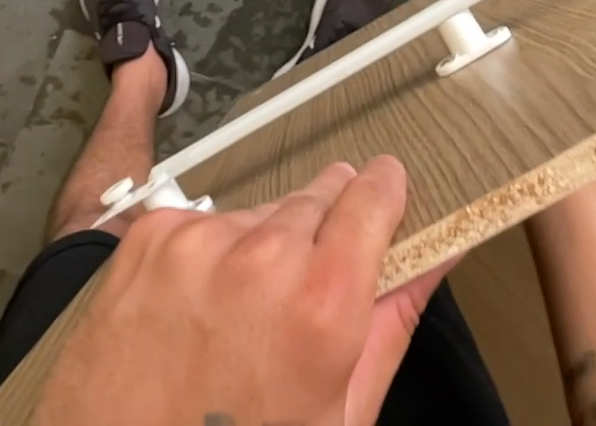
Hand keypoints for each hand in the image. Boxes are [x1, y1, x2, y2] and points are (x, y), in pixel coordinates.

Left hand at [32, 156, 454, 425]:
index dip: (384, 193)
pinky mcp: (152, 235)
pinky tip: (198, 305)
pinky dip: (211, 250)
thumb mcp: (342, 410)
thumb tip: (443, 248)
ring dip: (265, 243)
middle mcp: (263, 256)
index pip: (374, 194)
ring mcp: (200, 240)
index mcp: (323, 303)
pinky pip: (207, 220)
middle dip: (324, 230)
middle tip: (304, 288)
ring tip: (242, 309)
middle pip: (320, 197)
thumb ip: (398, 315)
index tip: (384, 192)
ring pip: (262, 211)